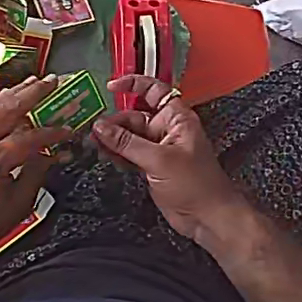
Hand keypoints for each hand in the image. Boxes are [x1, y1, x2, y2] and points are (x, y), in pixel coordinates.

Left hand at [0, 76, 72, 264]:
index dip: (52, 134)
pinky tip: (1, 103)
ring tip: (28, 84)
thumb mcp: (20, 201)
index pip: (30, 137)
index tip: (67, 132)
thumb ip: (36, 171)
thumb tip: (51, 153)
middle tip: (50, 82)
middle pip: (8, 109)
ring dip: (10, 95)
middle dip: (33, 93)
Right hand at [92, 76, 250, 245]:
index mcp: (176, 118)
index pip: (153, 91)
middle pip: (134, 116)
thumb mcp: (158, 160)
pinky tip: (105, 155)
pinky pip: (129, 153)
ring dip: (112, 139)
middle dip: (115, 121)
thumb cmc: (196, 184)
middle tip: (96, 130)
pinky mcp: (151, 166)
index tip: (112, 86)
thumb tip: (101, 127)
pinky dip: (117, 153)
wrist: (206, 216)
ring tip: (95, 143)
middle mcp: (166, 130)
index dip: (133, 85)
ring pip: (129, 136)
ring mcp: (158, 148)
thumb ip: (127, 143)